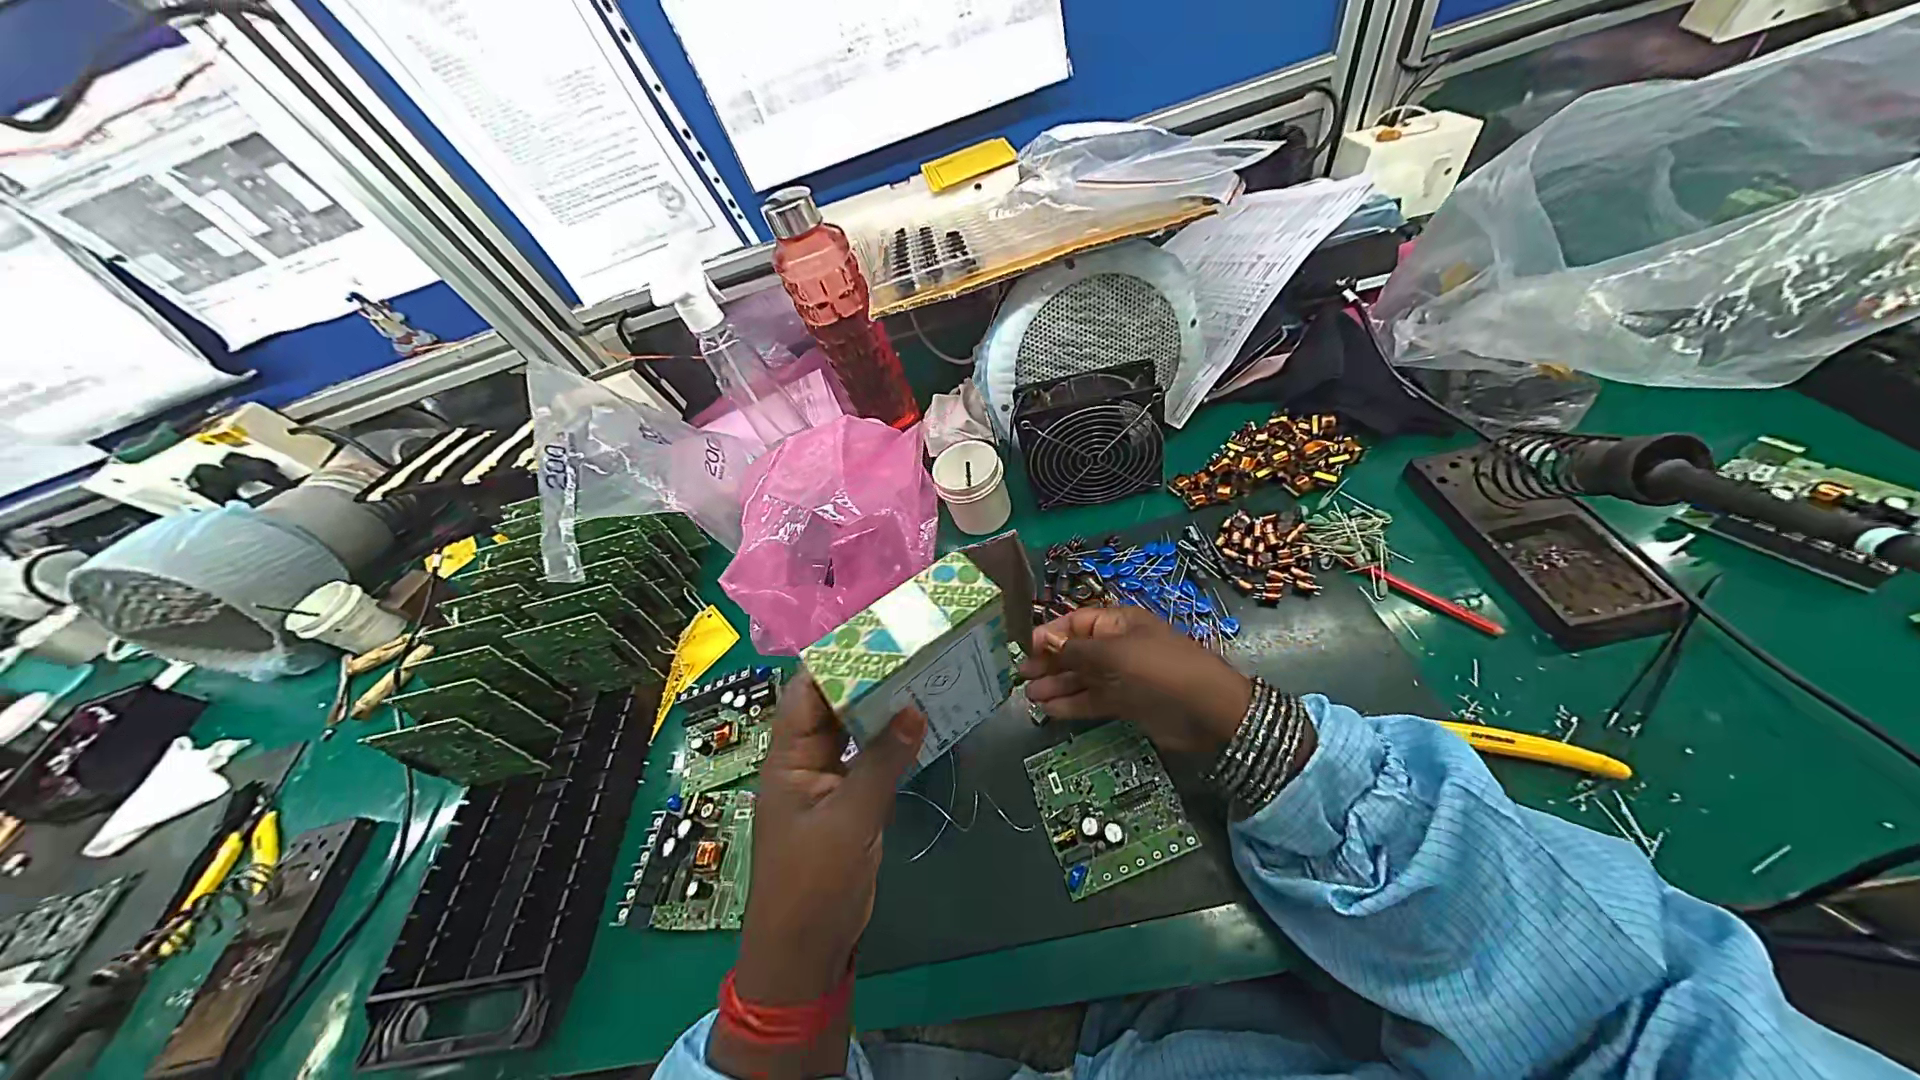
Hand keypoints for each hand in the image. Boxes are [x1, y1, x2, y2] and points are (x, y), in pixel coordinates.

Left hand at [733, 674, 924, 1004]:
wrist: (806, 949)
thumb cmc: (814, 882)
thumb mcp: (850, 819)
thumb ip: (882, 763)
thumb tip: (914, 711)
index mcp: (788, 757)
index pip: (806, 694)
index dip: (835, 663)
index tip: (875, 638)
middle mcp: (805, 761)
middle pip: (834, 708)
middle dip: (868, 682)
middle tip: (910, 653)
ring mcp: (828, 781)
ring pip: (854, 733)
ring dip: (883, 712)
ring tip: (922, 679)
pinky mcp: (849, 801)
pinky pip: (869, 760)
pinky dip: (891, 744)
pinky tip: (921, 727)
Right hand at [1021, 606, 1251, 755]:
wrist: (1208, 711)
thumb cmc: (1160, 669)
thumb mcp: (1115, 653)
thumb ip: (1077, 650)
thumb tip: (1046, 643)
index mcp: (1118, 623)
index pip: (1076, 623)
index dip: (1050, 634)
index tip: (1024, 648)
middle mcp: (1117, 647)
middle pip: (1075, 652)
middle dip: (1048, 662)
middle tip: (1021, 676)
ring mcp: (1121, 676)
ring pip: (1081, 678)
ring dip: (1056, 685)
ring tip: (1030, 696)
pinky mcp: (1126, 703)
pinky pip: (1092, 700)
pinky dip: (1072, 704)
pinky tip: (1050, 710)